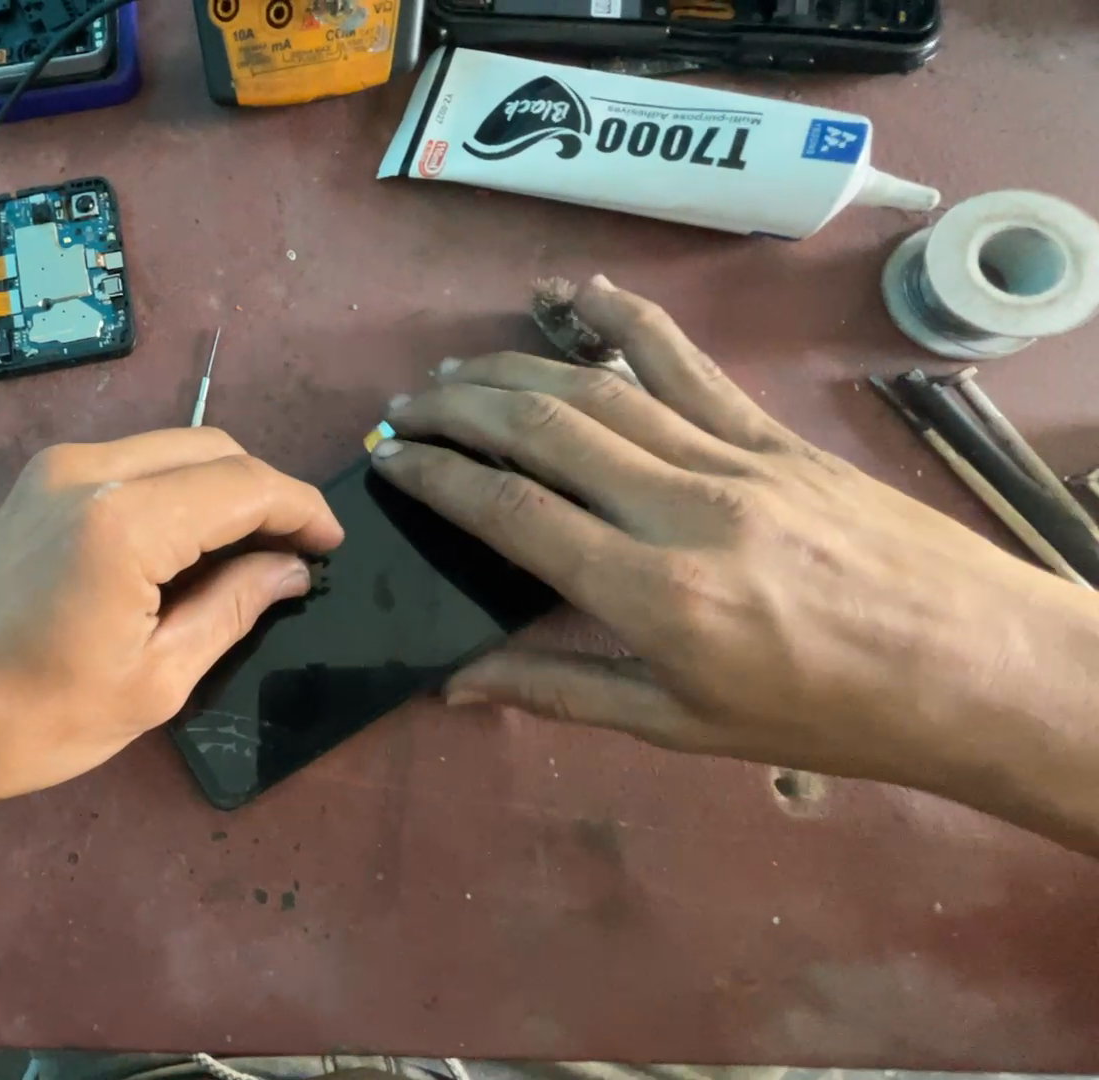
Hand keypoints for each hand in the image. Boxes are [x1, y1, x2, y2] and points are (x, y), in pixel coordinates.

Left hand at [0, 428, 342, 816]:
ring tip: (247, 548)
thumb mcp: (155, 679)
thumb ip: (233, 607)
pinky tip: (186, 539)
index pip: (242, 485)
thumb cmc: (36, 722)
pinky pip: (131, 462)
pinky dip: (175, 488)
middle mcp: (88, 468)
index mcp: (123, 521)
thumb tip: (291, 568)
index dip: (299, 508)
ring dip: (220, 486)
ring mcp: (54, 467)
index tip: (331, 543)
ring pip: (172, 448)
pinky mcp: (37, 481)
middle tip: (293, 552)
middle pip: (211, 449)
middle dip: (264, 493)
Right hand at [370, 275, 1098, 847]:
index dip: (438, 478)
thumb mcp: (676, 725)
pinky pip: (686, 363)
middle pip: (542, 431)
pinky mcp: (773, 434)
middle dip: (456, 411)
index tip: (391, 461)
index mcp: (652, 592)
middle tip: (403, 410)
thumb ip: (554, 690)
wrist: (997, 673)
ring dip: (510, 371)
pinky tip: (576, 294)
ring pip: (597, 390)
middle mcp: (682, 508)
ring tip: (451, 370)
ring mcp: (733, 458)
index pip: (513, 511)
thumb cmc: (823, 712)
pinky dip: (624, 320)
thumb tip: (453, 682)